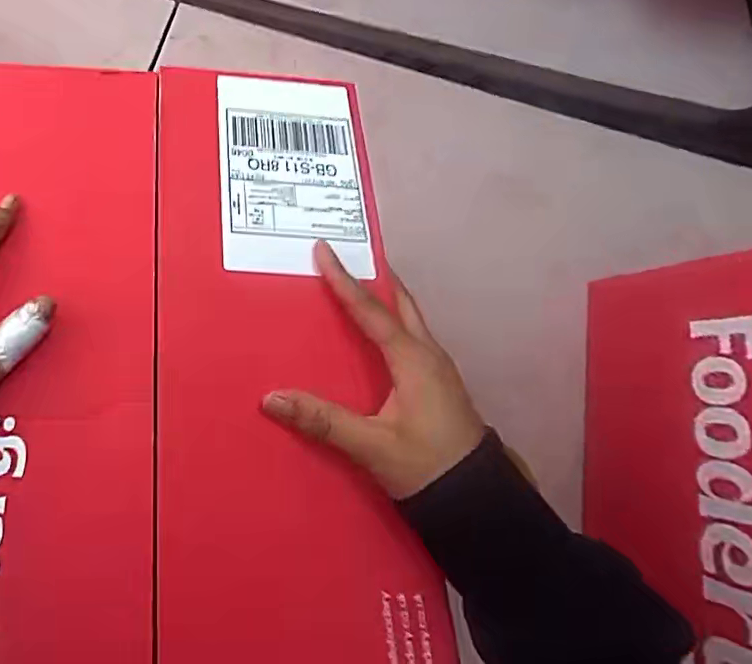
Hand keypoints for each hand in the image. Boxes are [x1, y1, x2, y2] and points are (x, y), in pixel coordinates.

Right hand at [262, 241, 485, 498]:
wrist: (479, 500)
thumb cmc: (427, 467)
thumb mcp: (372, 446)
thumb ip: (323, 421)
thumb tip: (272, 398)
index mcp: (411, 359)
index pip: (371, 310)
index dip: (344, 280)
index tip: (325, 250)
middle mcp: (427, 353)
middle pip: (400, 302)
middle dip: (376, 276)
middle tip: (352, 255)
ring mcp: (438, 367)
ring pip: (410, 318)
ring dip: (387, 297)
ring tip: (363, 285)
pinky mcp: (439, 382)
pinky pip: (413, 336)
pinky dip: (394, 319)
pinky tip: (382, 335)